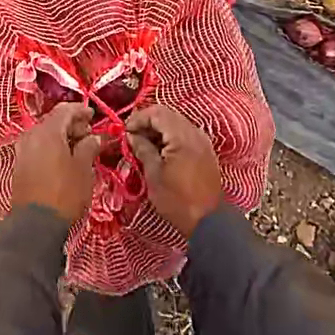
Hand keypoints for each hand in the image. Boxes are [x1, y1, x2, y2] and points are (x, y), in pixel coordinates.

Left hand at [11, 102, 102, 222]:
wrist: (36, 224)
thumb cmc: (64, 194)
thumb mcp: (83, 169)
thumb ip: (89, 147)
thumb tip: (96, 137)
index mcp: (47, 132)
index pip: (64, 110)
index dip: (81, 110)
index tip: (93, 116)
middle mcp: (31, 136)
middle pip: (53, 121)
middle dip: (72, 125)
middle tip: (89, 135)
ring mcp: (22, 150)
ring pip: (44, 134)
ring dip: (62, 137)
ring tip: (79, 149)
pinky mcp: (19, 164)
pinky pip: (38, 147)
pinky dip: (52, 147)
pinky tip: (64, 160)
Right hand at [127, 104, 224, 237]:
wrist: (209, 222)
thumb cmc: (177, 200)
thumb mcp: (154, 175)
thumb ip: (142, 149)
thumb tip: (131, 135)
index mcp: (182, 136)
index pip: (156, 112)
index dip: (138, 118)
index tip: (125, 132)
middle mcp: (195, 133)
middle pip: (167, 115)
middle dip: (147, 122)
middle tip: (131, 137)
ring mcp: (202, 141)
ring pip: (175, 123)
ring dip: (158, 129)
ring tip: (143, 144)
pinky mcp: (205, 151)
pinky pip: (184, 134)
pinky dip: (169, 137)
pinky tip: (159, 151)